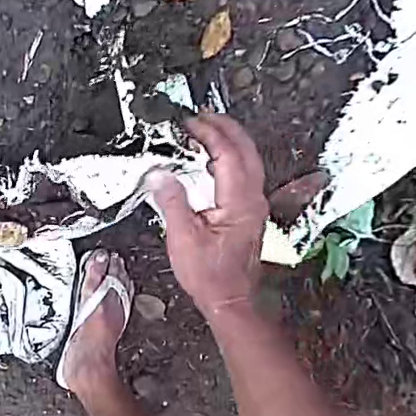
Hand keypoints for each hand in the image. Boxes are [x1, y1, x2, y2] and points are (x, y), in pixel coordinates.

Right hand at [147, 115, 267, 322]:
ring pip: (249, 161)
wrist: (230, 299)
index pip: (228, 154)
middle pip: (246, 150)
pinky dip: (230, 159)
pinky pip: (244, 175)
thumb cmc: (211, 275)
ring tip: (208, 131)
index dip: (210, 133)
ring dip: (230, 142)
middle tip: (203, 116)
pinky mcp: (249, 213)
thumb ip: (172, 202)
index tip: (191, 124)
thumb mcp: (183, 238)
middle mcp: (253, 200)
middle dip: (226, 128)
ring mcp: (254, 206)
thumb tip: (160, 175)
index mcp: (240, 202)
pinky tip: (213, 161)